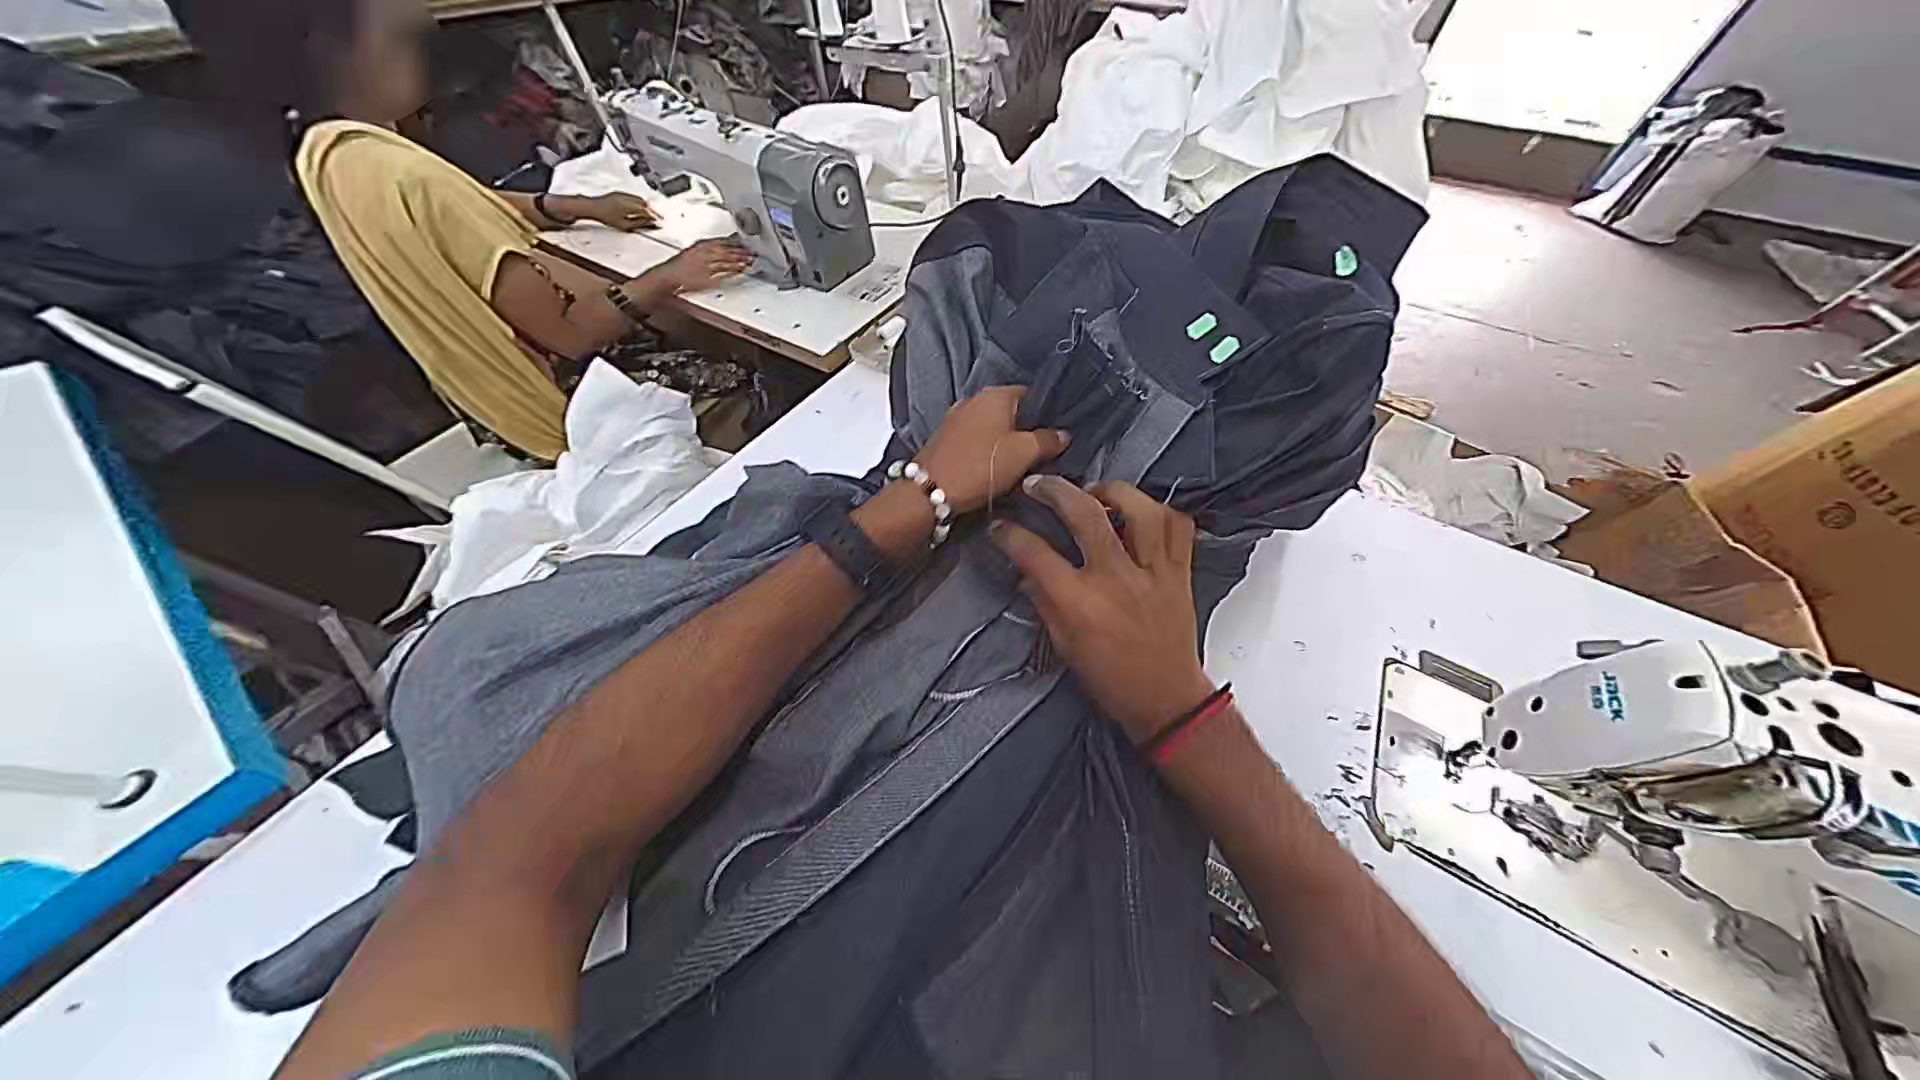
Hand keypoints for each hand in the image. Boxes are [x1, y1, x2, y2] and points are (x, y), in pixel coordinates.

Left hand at [576, 192, 658, 230]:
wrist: (592, 207)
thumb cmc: (605, 217)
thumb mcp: (625, 225)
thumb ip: (639, 223)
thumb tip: (649, 222)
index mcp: (629, 206)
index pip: (646, 210)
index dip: (654, 216)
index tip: (659, 221)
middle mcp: (626, 198)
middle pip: (645, 203)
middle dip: (653, 210)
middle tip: (659, 217)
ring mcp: (623, 194)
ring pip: (640, 199)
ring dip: (647, 206)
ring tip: (651, 213)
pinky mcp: (619, 193)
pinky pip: (634, 197)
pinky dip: (640, 202)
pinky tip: (641, 208)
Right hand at [659, 237, 755, 292]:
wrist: (668, 276)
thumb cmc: (678, 267)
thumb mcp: (691, 253)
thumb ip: (705, 250)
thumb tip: (717, 249)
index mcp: (699, 245)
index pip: (719, 241)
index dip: (733, 242)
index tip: (743, 242)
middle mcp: (703, 252)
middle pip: (725, 249)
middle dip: (739, 251)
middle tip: (751, 252)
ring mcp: (705, 264)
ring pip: (726, 259)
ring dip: (739, 259)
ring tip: (750, 260)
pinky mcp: (707, 275)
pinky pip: (723, 271)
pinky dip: (733, 269)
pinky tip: (741, 269)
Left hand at [914, 386, 1069, 512]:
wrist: (930, 492)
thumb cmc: (980, 466)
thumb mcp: (1024, 454)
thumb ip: (1048, 441)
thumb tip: (1062, 435)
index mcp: (995, 394)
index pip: (1031, 395)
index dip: (1046, 414)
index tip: (1056, 436)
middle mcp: (973, 400)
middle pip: (1010, 413)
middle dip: (1026, 432)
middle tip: (1042, 455)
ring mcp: (955, 420)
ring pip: (992, 428)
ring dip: (1005, 444)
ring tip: (1020, 467)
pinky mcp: (944, 441)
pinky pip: (975, 441)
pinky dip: (986, 452)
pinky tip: (993, 471)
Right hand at [991, 478, 1213, 742]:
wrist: (1164, 699)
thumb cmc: (1109, 678)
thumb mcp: (1064, 645)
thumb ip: (1043, 602)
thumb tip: (1025, 572)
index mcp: (1080, 602)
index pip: (1035, 554)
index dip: (1010, 534)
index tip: (1000, 527)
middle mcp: (1116, 578)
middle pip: (1084, 514)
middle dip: (1054, 491)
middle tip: (1038, 485)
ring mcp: (1153, 572)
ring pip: (1139, 509)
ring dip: (1112, 491)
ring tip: (1094, 492)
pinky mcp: (1180, 573)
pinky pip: (1178, 527)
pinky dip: (1160, 512)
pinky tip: (1140, 513)